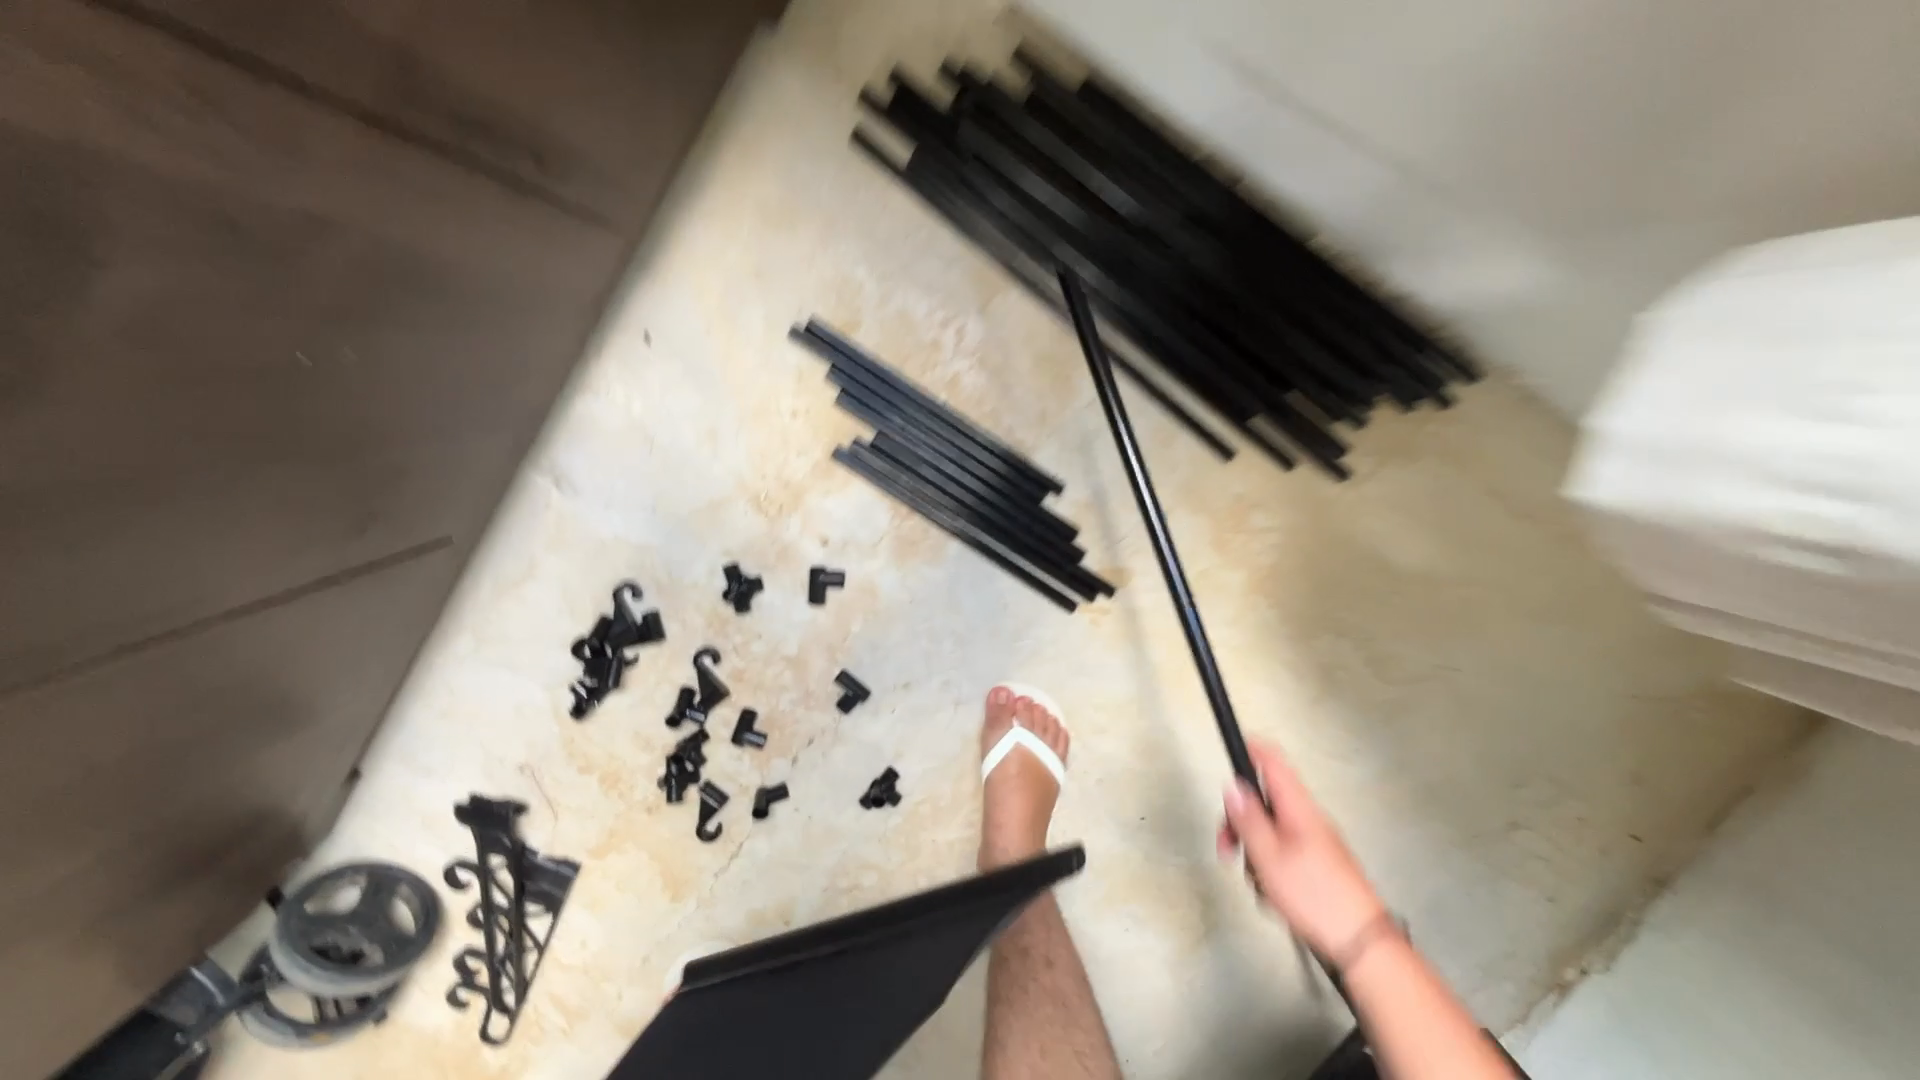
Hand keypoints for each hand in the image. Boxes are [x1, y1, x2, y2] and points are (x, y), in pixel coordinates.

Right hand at [1218, 738, 1387, 958]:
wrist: (1360, 942)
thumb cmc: (1314, 896)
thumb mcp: (1268, 857)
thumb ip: (1248, 819)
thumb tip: (1234, 786)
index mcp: (1298, 808)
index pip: (1273, 762)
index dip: (1251, 749)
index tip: (1233, 748)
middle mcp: (1308, 819)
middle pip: (1264, 802)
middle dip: (1239, 823)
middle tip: (1227, 849)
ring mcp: (1315, 843)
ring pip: (1270, 833)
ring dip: (1255, 854)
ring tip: (1259, 883)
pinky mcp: (1318, 866)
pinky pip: (1283, 855)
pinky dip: (1271, 870)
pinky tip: (1275, 895)